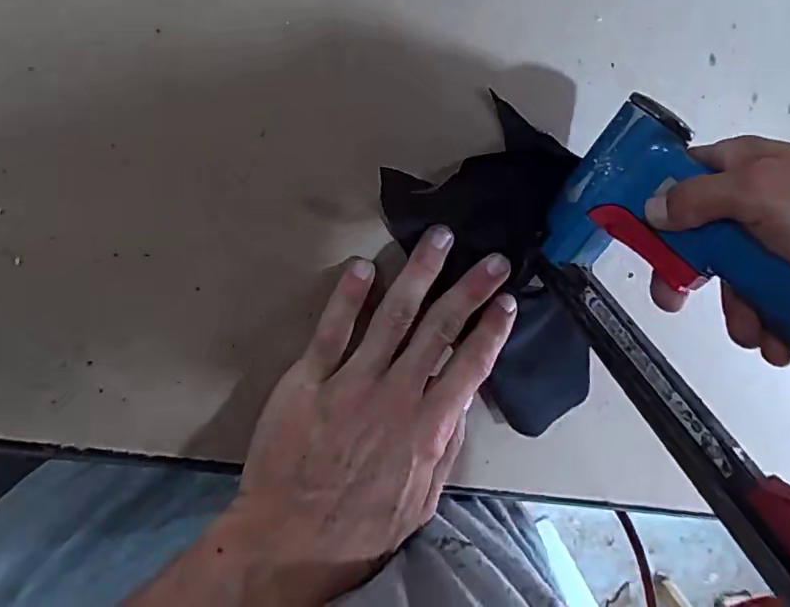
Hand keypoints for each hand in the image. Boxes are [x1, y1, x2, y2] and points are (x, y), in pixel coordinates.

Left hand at [216, 226, 516, 599]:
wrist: (283, 550)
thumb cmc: (360, 528)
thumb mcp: (423, 499)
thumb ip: (446, 444)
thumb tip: (464, 396)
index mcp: (427, 426)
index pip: (471, 364)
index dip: (492, 329)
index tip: (506, 300)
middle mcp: (395, 395)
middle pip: (440, 328)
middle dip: (470, 288)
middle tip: (493, 260)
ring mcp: (350, 384)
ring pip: (393, 316)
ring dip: (420, 273)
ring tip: (439, 239)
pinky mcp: (307, 382)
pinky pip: (331, 331)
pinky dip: (348, 297)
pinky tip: (364, 266)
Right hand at [642, 136, 789, 365]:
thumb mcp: (760, 194)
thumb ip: (699, 199)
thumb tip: (652, 205)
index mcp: (743, 163)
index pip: (681, 177)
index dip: (656, 206)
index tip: (637, 241)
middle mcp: (759, 197)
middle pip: (701, 235)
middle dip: (694, 274)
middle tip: (675, 302)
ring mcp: (785, 239)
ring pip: (736, 278)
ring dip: (740, 310)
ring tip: (760, 331)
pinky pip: (770, 302)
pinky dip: (770, 324)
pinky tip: (783, 339)